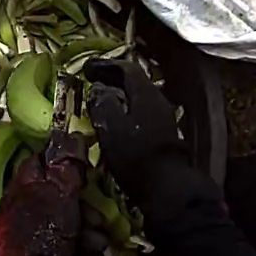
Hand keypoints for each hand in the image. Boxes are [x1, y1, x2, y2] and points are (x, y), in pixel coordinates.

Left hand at [0, 137, 87, 255]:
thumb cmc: (37, 239)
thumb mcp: (56, 194)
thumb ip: (67, 166)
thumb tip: (73, 133)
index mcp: (27, 184)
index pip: (47, 158)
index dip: (70, 161)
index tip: (89, 170)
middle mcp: (31, 207)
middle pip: (69, 194)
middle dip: (88, 207)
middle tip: (93, 218)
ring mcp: (39, 235)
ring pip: (75, 224)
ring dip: (90, 235)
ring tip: (89, 246)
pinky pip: (74, 251)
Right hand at [85, 60, 184, 201]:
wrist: (167, 188)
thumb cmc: (135, 156)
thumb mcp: (111, 127)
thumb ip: (103, 104)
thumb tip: (98, 89)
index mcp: (146, 94)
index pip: (127, 69)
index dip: (106, 66)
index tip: (87, 69)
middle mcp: (158, 101)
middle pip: (135, 82)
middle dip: (112, 79)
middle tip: (92, 82)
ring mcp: (164, 118)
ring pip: (139, 98)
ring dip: (120, 96)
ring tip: (101, 101)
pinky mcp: (165, 135)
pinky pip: (143, 112)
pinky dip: (127, 110)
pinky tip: (117, 122)